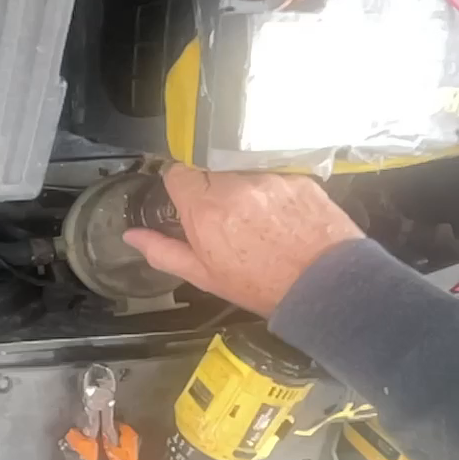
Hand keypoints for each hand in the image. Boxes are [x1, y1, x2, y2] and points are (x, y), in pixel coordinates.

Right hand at [123, 165, 362, 317]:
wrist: (326, 287)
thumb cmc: (261, 284)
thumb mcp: (203, 275)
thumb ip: (162, 251)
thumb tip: (132, 236)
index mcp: (204, 209)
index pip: (177, 172)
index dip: (179, 187)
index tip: (186, 202)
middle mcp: (234, 186)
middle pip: (209, 172)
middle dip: (211, 191)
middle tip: (224, 220)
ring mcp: (268, 179)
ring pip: (241, 173)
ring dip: (242, 190)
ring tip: (258, 222)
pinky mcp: (297, 178)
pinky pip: (273, 177)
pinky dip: (272, 192)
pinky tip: (282, 218)